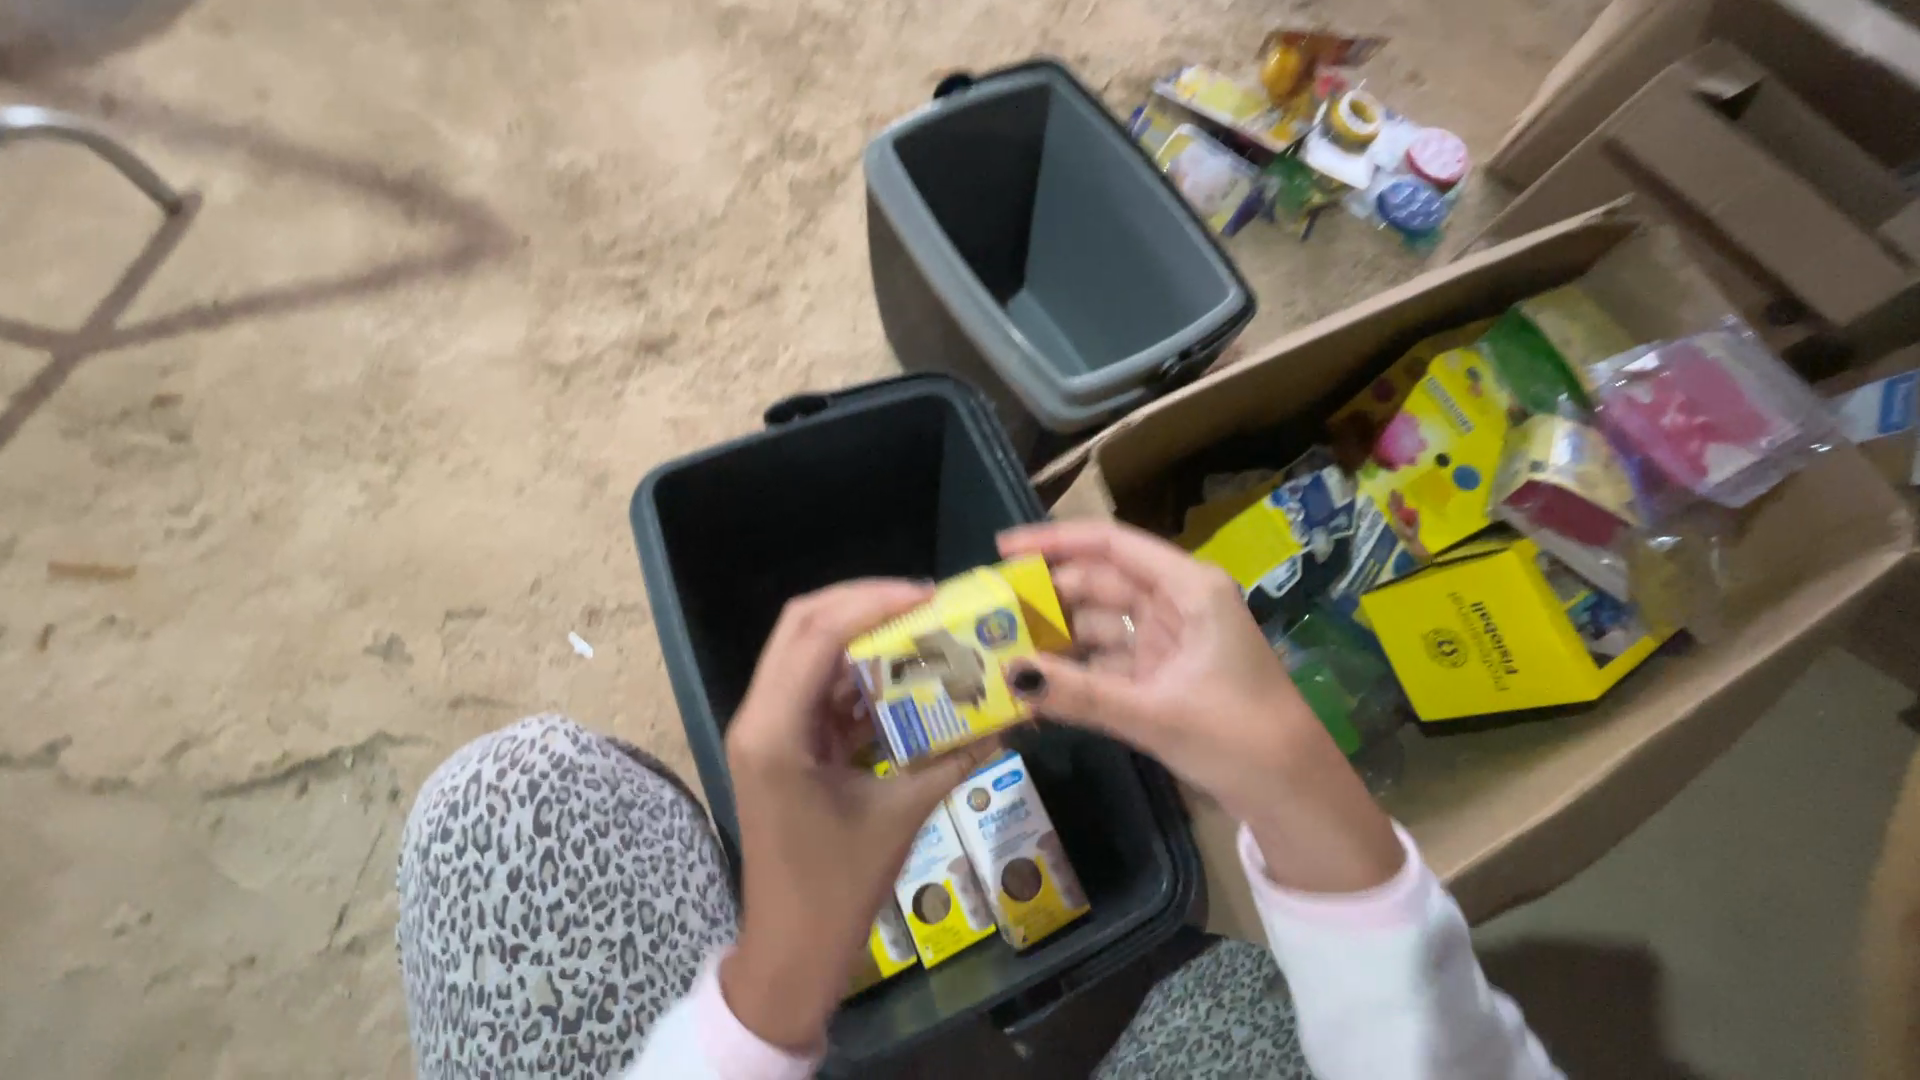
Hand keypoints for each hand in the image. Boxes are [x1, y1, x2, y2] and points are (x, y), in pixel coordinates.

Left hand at [720, 580, 1001, 1052]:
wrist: (791, 955)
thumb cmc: (838, 891)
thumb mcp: (901, 816)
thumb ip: (953, 757)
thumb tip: (1010, 716)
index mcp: (775, 730)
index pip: (817, 635)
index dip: (871, 603)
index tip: (928, 595)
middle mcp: (760, 716)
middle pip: (802, 625)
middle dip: (862, 603)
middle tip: (923, 600)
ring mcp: (766, 728)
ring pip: (808, 652)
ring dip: (861, 636)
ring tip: (919, 626)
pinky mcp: (782, 744)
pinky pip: (818, 688)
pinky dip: (857, 674)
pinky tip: (903, 676)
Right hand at [997, 521, 1402, 894]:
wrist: (1295, 797)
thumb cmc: (1240, 738)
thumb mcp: (1156, 714)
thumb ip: (1080, 694)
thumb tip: (1010, 675)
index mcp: (1188, 589)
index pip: (1111, 546)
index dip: (1054, 541)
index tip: (1003, 548)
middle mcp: (1175, 604)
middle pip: (1097, 585)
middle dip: (1045, 598)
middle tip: (988, 614)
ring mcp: (1166, 641)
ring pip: (1097, 626)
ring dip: (1054, 639)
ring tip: (999, 650)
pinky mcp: (1159, 675)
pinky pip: (1105, 662)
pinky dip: (1073, 672)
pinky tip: (1035, 685)